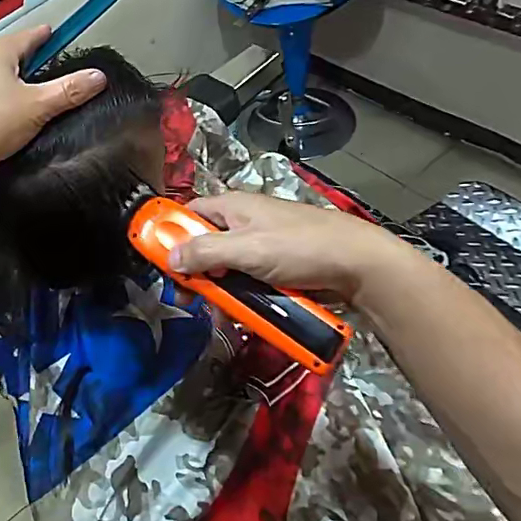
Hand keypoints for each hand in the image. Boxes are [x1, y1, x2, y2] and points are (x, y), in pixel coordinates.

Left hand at [0, 25, 105, 200]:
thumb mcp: (40, 106)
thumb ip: (70, 90)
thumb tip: (98, 76)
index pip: (27, 36)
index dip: (44, 35)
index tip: (52, 32)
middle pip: (7, 54)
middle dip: (27, 59)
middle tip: (46, 66)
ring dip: (9, 80)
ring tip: (26, 93)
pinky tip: (2, 114)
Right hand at [169, 192, 409, 303]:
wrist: (357, 265)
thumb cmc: (300, 248)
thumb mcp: (247, 249)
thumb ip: (205, 252)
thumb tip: (169, 258)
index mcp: (233, 206)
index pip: (188, 214)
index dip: (171, 235)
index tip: (162, 264)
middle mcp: (244, 222)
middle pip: (205, 246)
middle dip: (198, 274)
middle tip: (195, 299)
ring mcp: (262, 246)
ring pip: (227, 269)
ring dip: (223, 291)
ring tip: (227, 312)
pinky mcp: (277, 268)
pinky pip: (249, 282)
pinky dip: (246, 297)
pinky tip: (249, 313)